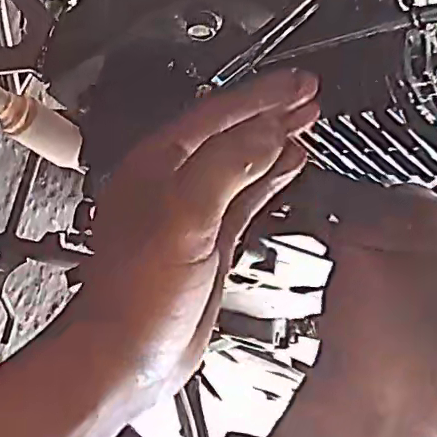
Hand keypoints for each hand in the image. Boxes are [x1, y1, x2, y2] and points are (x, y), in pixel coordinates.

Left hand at [78, 70, 322, 394]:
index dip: (260, 96)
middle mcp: (170, 184)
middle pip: (228, 133)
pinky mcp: (206, 242)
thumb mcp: (183, 220)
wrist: (128, 352)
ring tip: (305, 122)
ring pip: (238, 163)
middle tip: (308, 94)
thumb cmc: (134, 293)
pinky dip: (267, 179)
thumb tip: (265, 133)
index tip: (297, 83)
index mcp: (156, 167)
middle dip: (269, 111)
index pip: (215, 115)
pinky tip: (287, 169)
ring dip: (272, 141)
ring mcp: (190, 213)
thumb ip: (224, 169)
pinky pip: (242, 197)